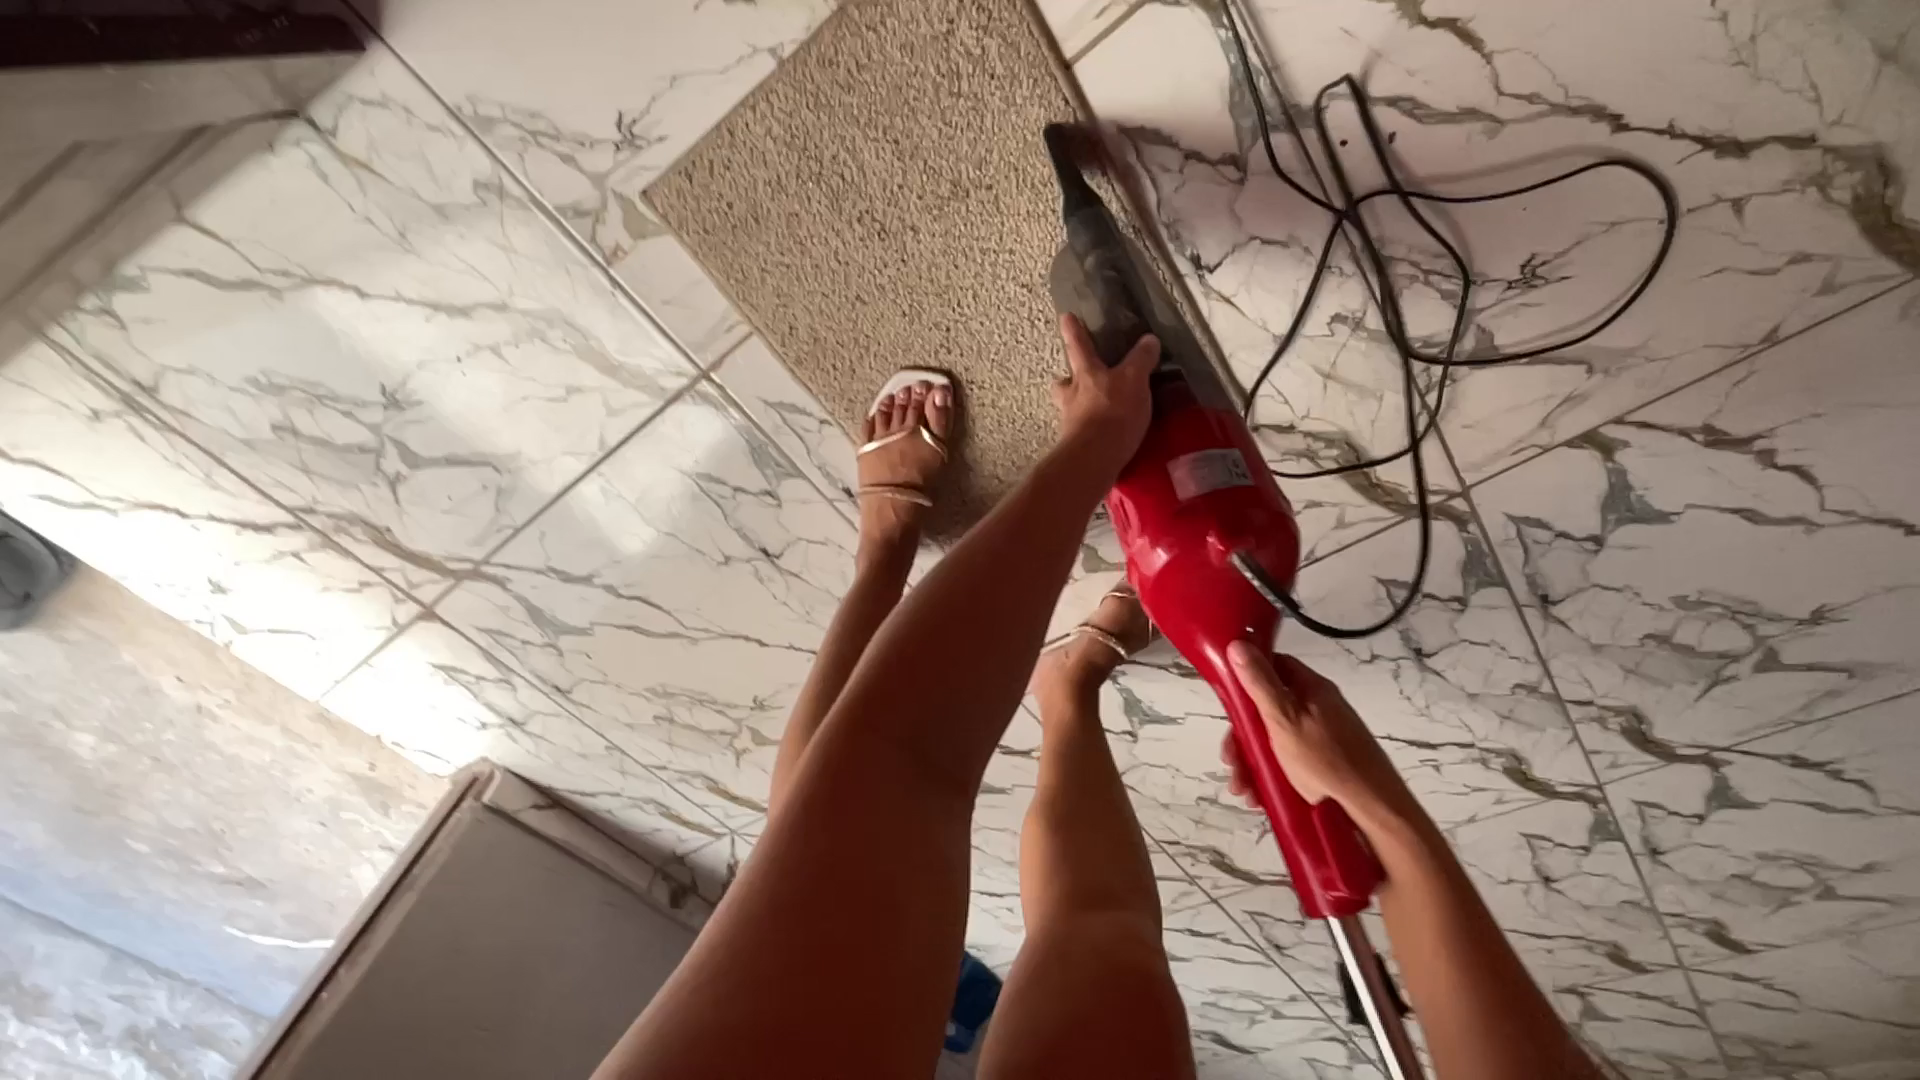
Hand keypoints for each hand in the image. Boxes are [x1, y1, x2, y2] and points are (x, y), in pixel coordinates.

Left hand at [1052, 313, 1156, 466]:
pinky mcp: (1076, 446)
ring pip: (1069, 408)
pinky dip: (1089, 431)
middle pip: (1062, 383)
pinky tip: (1102, 436)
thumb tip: (1149, 339)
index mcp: (1085, 374)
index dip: (1073, 330)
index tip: (1066, 317)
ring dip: (1078, 407)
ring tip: (1093, 411)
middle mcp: (1071, 396)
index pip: (1078, 345)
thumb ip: (1141, 360)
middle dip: (1067, 380)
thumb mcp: (1134, 380)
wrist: (1095, 457)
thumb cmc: (1113, 412)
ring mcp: (1070, 422)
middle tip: (1073, 380)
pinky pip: (1082, 432)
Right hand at [1221, 642, 1413, 820]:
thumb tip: (1238, 644)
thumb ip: (1259, 683)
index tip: (1227, 696)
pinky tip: (1259, 794)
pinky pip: (1284, 761)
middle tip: (1231, 759)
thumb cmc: (1328, 760)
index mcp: (1311, 689)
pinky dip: (1267, 774)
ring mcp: (1319, 736)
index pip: (1273, 665)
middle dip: (1242, 735)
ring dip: (1250, 761)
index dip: (1246, 675)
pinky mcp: (1320, 763)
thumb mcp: (1284, 718)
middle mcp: (1315, 708)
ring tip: (1243, 787)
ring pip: (1271, 739)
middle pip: (1266, 708)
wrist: (1372, 808)